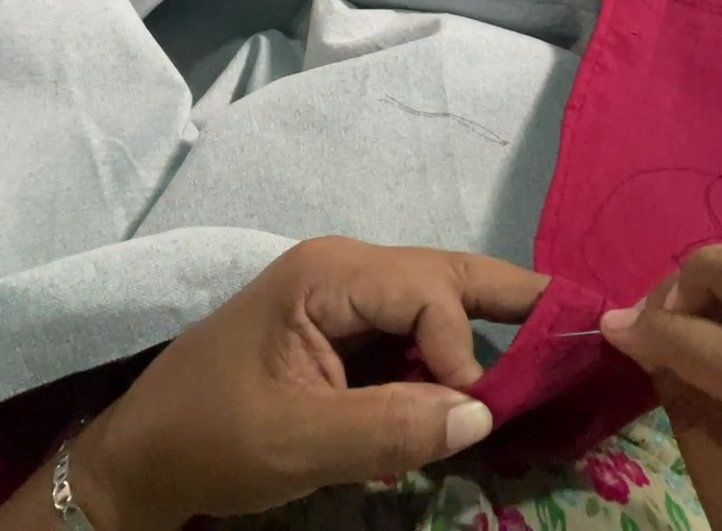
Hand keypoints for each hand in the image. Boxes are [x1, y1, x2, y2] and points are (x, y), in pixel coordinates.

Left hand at [0, 237, 547, 529]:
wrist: (144, 453)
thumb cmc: (210, 438)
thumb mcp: (295, 443)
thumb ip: (388, 428)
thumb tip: (481, 413)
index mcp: (329, 274)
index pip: (426, 291)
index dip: (461, 349)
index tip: (476, 413)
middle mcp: (345, 268)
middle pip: (442, 271)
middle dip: (508, 293)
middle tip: (576, 311)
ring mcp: (344, 293)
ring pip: (434, 293)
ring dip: (487, 318)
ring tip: (549, 333)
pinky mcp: (344, 324)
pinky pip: (413, 324)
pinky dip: (454, 343)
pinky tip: (487, 362)